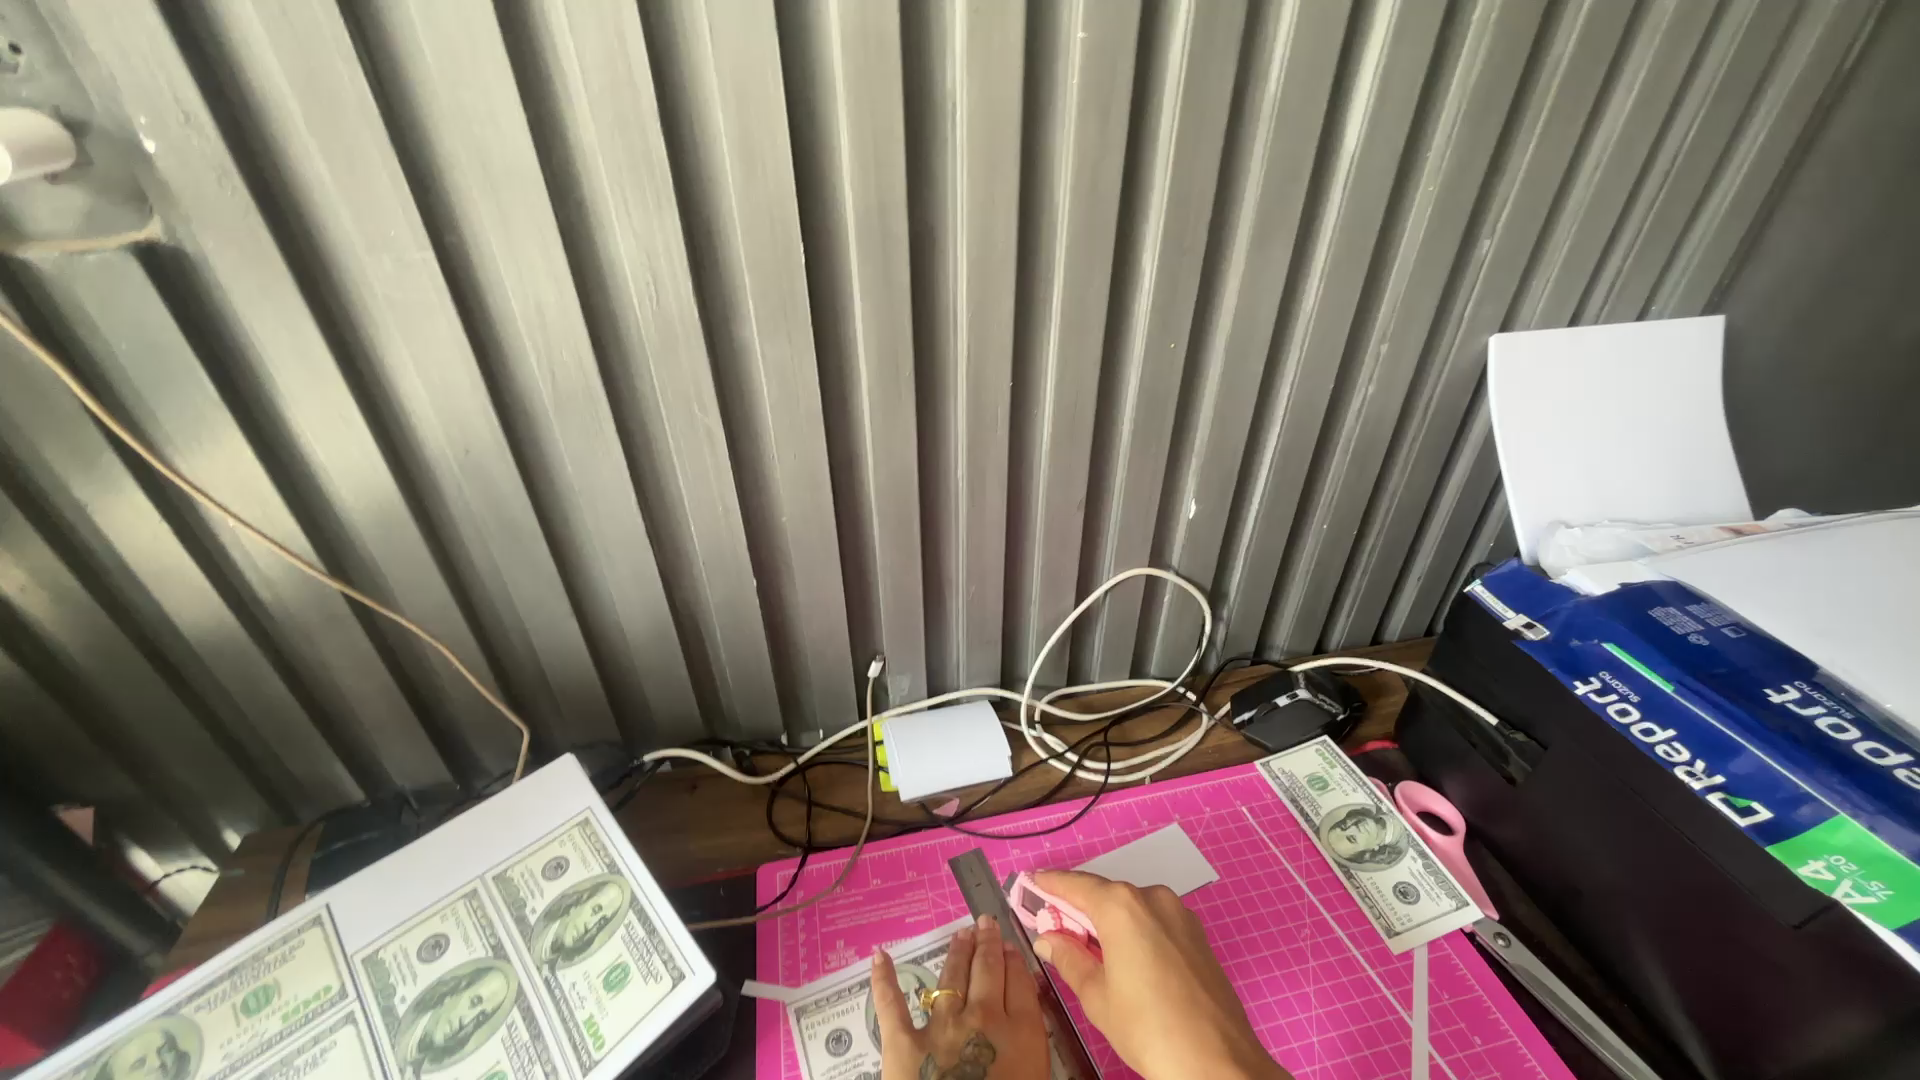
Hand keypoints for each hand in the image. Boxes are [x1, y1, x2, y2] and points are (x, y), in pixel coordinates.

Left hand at [874, 915, 1049, 1079]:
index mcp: (1022, 1033)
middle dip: (987, 943)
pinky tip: (878, 956)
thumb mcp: (1035, 1078)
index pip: (1020, 980)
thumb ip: (1031, 1046)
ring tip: (960, 934)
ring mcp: (941, 1027)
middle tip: (984, 923)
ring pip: (951, 976)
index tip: (1010, 945)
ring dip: (956, 951)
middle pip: (988, 969)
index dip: (1015, 959)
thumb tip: (1026, 1018)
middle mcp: (984, 1017)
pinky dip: (882, 979)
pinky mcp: (902, 1044)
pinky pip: (891, 1006)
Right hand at [1032, 871, 1289, 1079]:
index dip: (1048, 884)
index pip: (1074, 884)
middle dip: (1078, 908)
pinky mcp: (1197, 934)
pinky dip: (1133, 930)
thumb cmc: (1146, 1027)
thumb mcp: (1096, 995)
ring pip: (1131, 907)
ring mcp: (1179, 913)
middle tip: (1054, 927)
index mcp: (1121, 905)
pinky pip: (1153, 921)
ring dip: (1107, 920)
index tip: (1029, 884)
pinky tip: (1124, 958)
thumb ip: (1068, 957)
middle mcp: (1151, 896)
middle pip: (1103, 894)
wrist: (1216, 1061)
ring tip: (1089, 949)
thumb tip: (1048, 937)